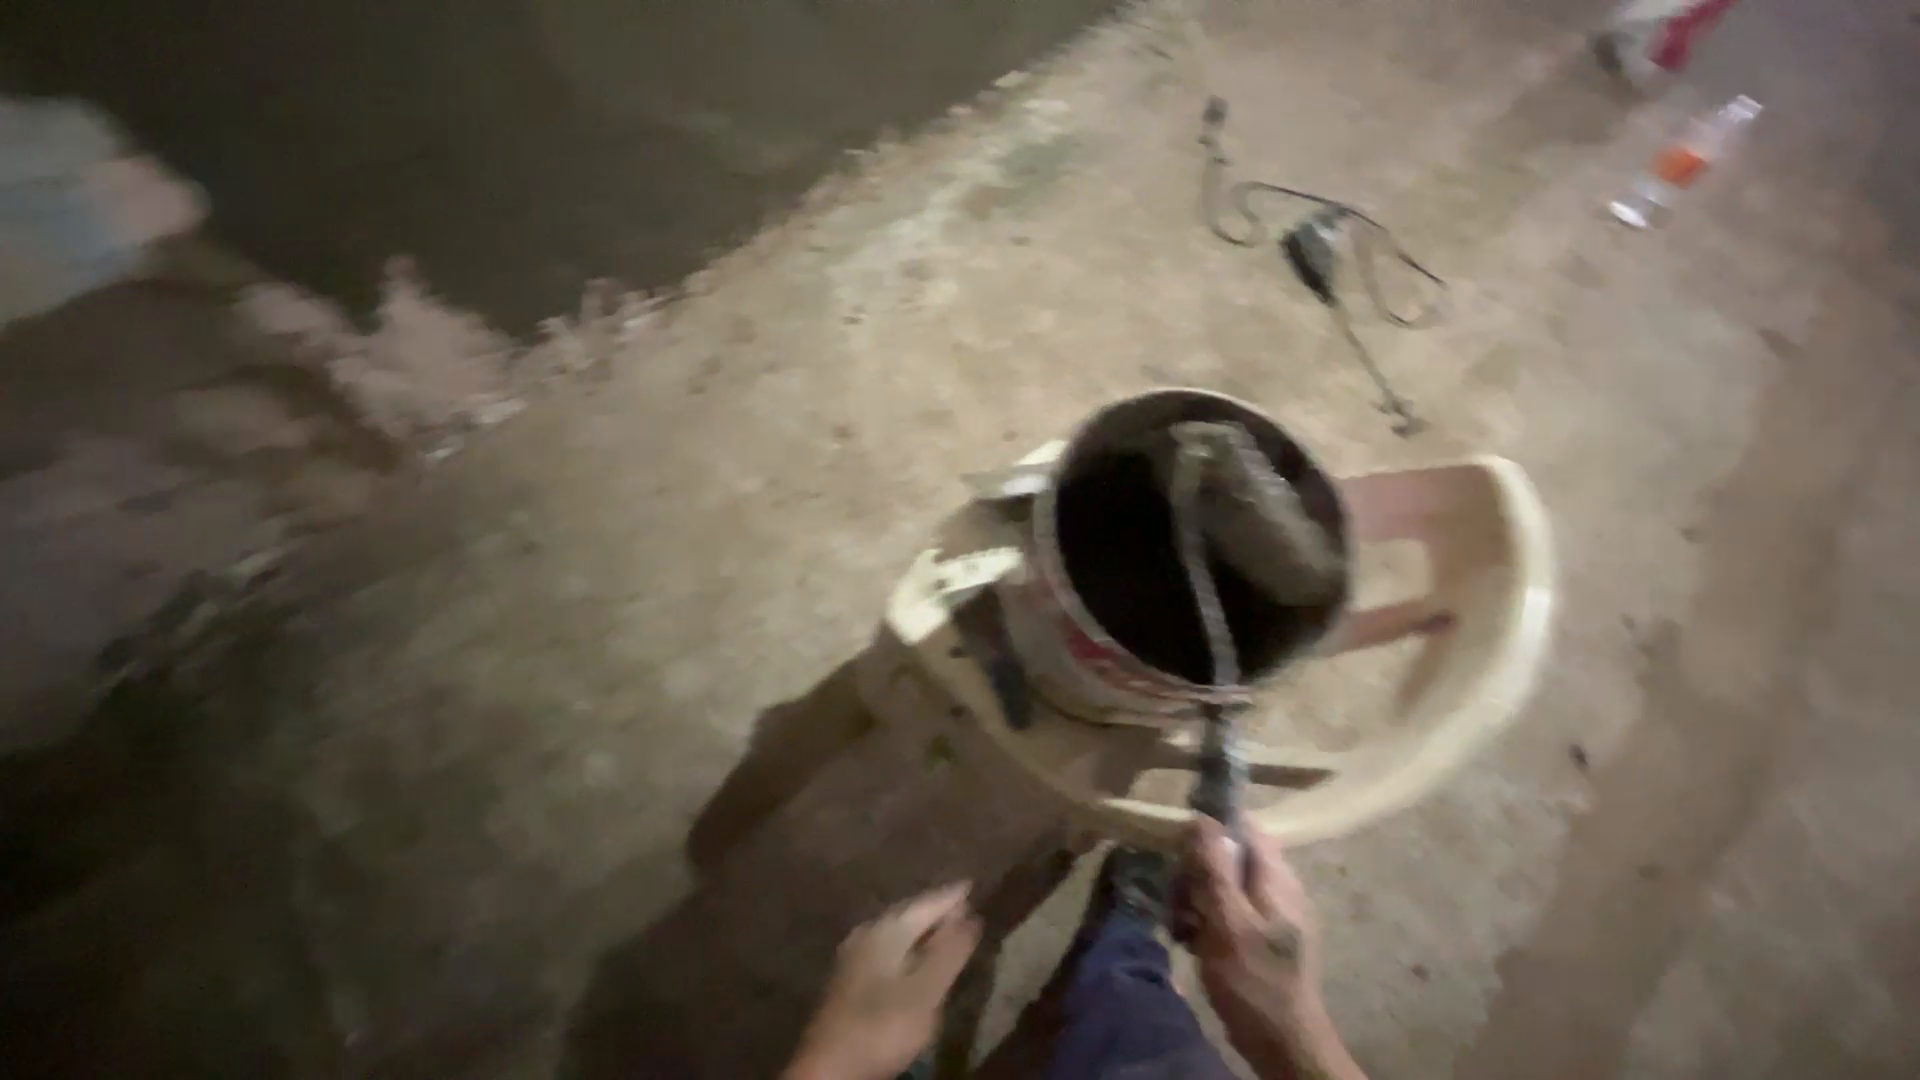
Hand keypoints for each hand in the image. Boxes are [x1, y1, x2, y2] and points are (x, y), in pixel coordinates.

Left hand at [785, 882, 981, 1079]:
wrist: (829, 1068)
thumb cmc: (883, 1024)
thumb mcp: (926, 990)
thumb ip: (949, 952)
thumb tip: (971, 916)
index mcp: (886, 929)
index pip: (925, 903)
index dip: (951, 897)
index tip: (971, 885)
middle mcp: (867, 933)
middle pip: (907, 914)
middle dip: (934, 910)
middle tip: (959, 905)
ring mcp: (853, 955)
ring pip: (894, 932)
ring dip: (919, 930)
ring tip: (940, 929)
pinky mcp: (847, 979)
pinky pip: (885, 948)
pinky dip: (905, 947)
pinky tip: (911, 958)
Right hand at [1184, 819, 1331, 1069]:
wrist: (1283, 1045)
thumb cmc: (1254, 980)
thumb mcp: (1227, 920)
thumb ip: (1214, 868)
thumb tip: (1201, 818)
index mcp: (1276, 877)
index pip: (1244, 826)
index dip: (1211, 828)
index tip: (1181, 847)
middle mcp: (1277, 888)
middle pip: (1228, 855)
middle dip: (1195, 873)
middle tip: (1179, 901)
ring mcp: (1271, 913)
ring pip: (1222, 883)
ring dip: (1195, 899)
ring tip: (1182, 927)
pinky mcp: (1260, 936)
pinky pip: (1226, 910)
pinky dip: (1205, 919)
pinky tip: (1191, 941)